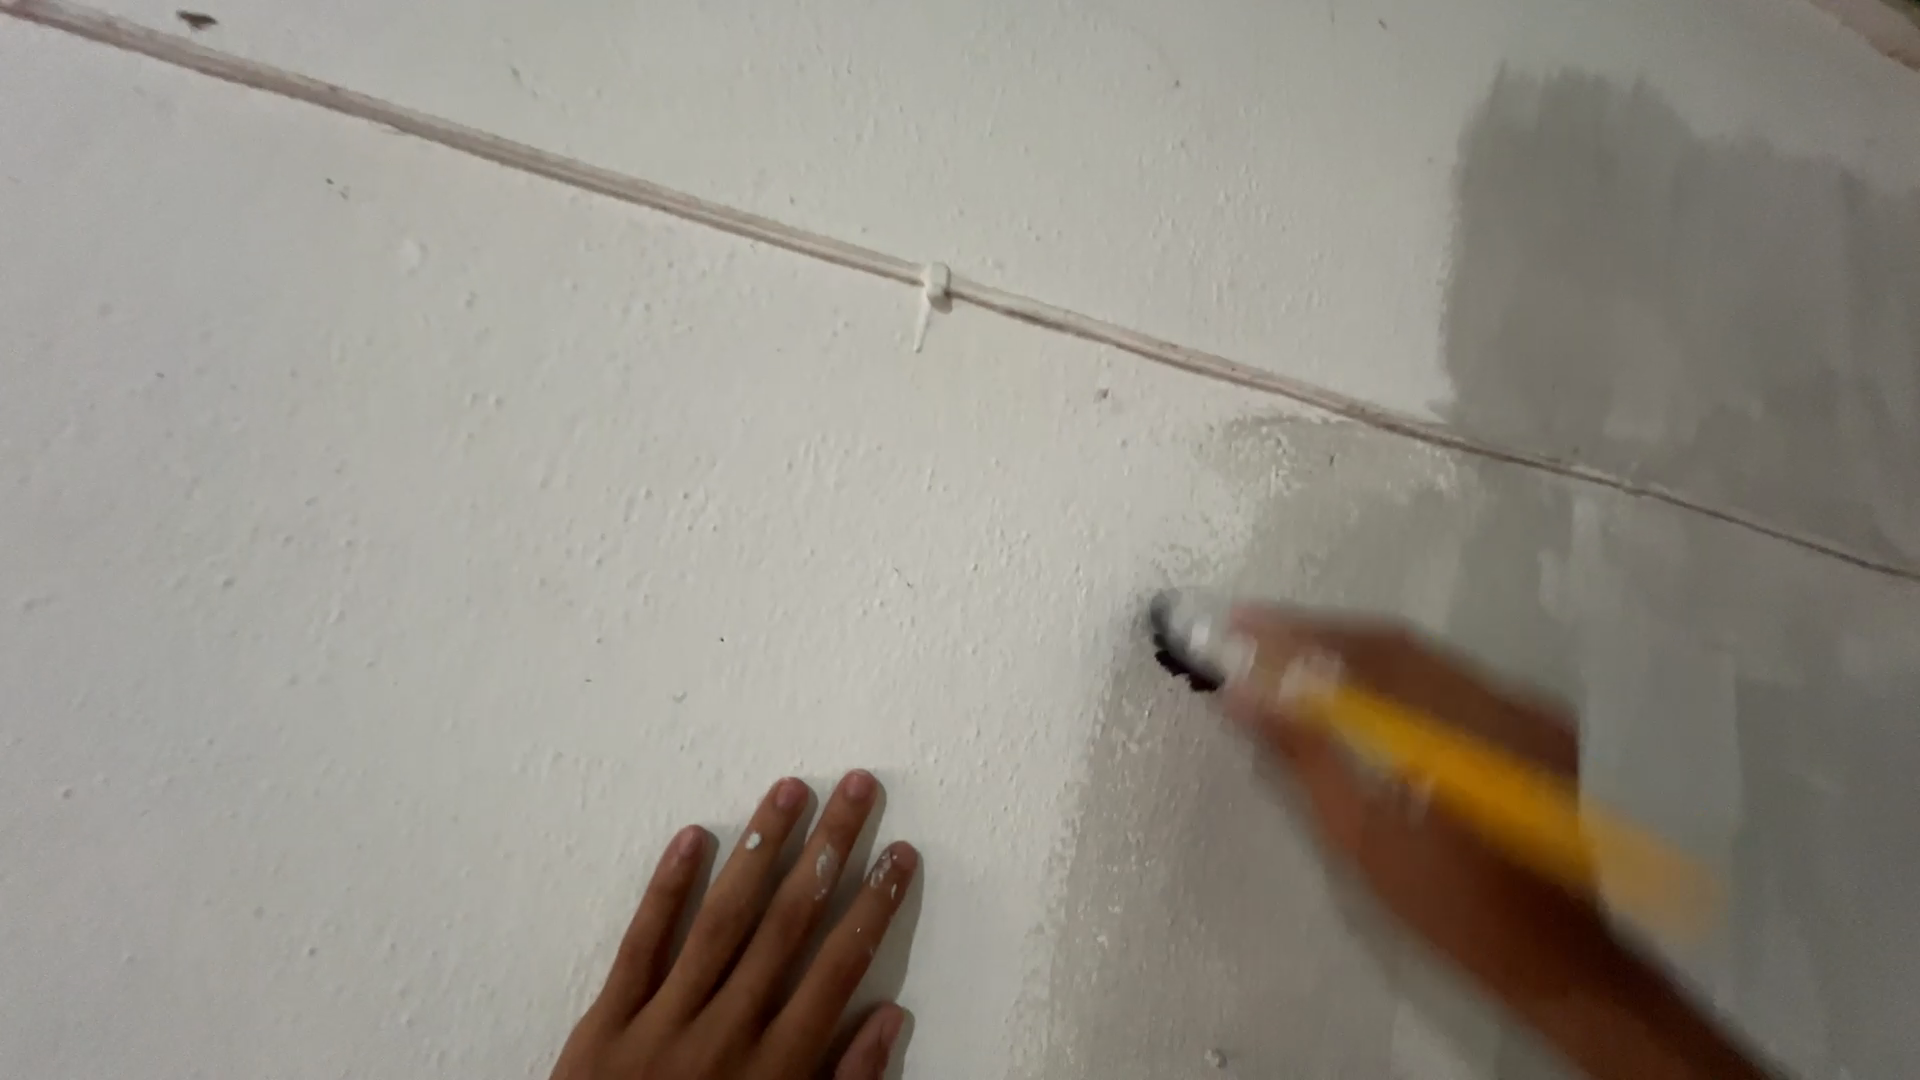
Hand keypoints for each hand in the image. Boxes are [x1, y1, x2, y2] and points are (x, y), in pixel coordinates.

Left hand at [551, 772, 917, 1079]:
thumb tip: (891, 1014)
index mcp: (775, 1069)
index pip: (840, 968)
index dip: (876, 905)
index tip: (900, 852)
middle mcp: (726, 1033)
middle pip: (788, 922)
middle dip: (829, 847)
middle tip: (858, 785)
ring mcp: (661, 1025)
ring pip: (722, 918)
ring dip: (761, 847)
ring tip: (790, 789)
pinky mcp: (605, 1025)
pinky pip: (639, 946)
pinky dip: (666, 889)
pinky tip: (693, 835)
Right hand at [1208, 603, 1771, 1079]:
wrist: (1557, 960)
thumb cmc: (1447, 905)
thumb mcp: (1361, 834)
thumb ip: (1301, 753)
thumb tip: (1239, 695)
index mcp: (1464, 733)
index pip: (1367, 656)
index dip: (1297, 634)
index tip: (1238, 624)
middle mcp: (1503, 704)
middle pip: (1392, 644)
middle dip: (1313, 631)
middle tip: (1249, 628)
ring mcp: (1524, 711)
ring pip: (1416, 655)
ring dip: (1344, 646)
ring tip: (1282, 647)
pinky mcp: (1528, 723)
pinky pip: (1440, 674)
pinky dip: (1382, 668)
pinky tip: (1343, 678)